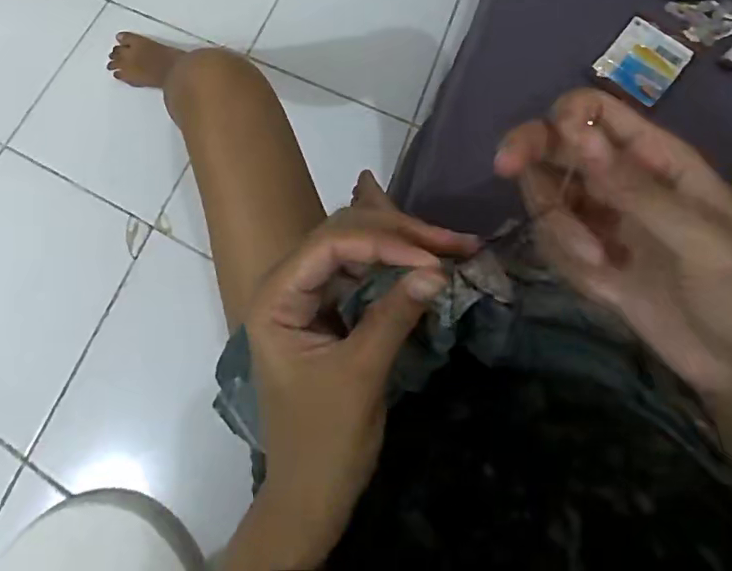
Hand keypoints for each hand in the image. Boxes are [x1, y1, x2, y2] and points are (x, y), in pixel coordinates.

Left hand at [243, 172, 478, 556]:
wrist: (311, 496)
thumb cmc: (324, 442)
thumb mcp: (361, 375)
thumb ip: (394, 315)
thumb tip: (439, 269)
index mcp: (277, 298)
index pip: (331, 245)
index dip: (385, 242)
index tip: (433, 258)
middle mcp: (290, 283)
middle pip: (347, 234)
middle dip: (402, 234)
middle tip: (454, 243)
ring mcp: (312, 292)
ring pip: (361, 244)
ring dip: (406, 241)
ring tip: (453, 244)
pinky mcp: (333, 304)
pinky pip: (367, 267)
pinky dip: (400, 261)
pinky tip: (430, 259)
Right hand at [495, 90, 731, 401]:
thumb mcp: (698, 238)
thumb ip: (634, 188)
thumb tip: (575, 133)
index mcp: (656, 158)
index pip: (597, 112)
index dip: (567, 115)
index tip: (549, 142)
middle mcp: (622, 181)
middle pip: (558, 145)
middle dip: (531, 152)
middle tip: (504, 166)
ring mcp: (605, 221)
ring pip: (548, 195)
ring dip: (557, 225)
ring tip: (596, 263)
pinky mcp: (593, 262)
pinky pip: (555, 243)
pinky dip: (565, 260)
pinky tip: (604, 287)